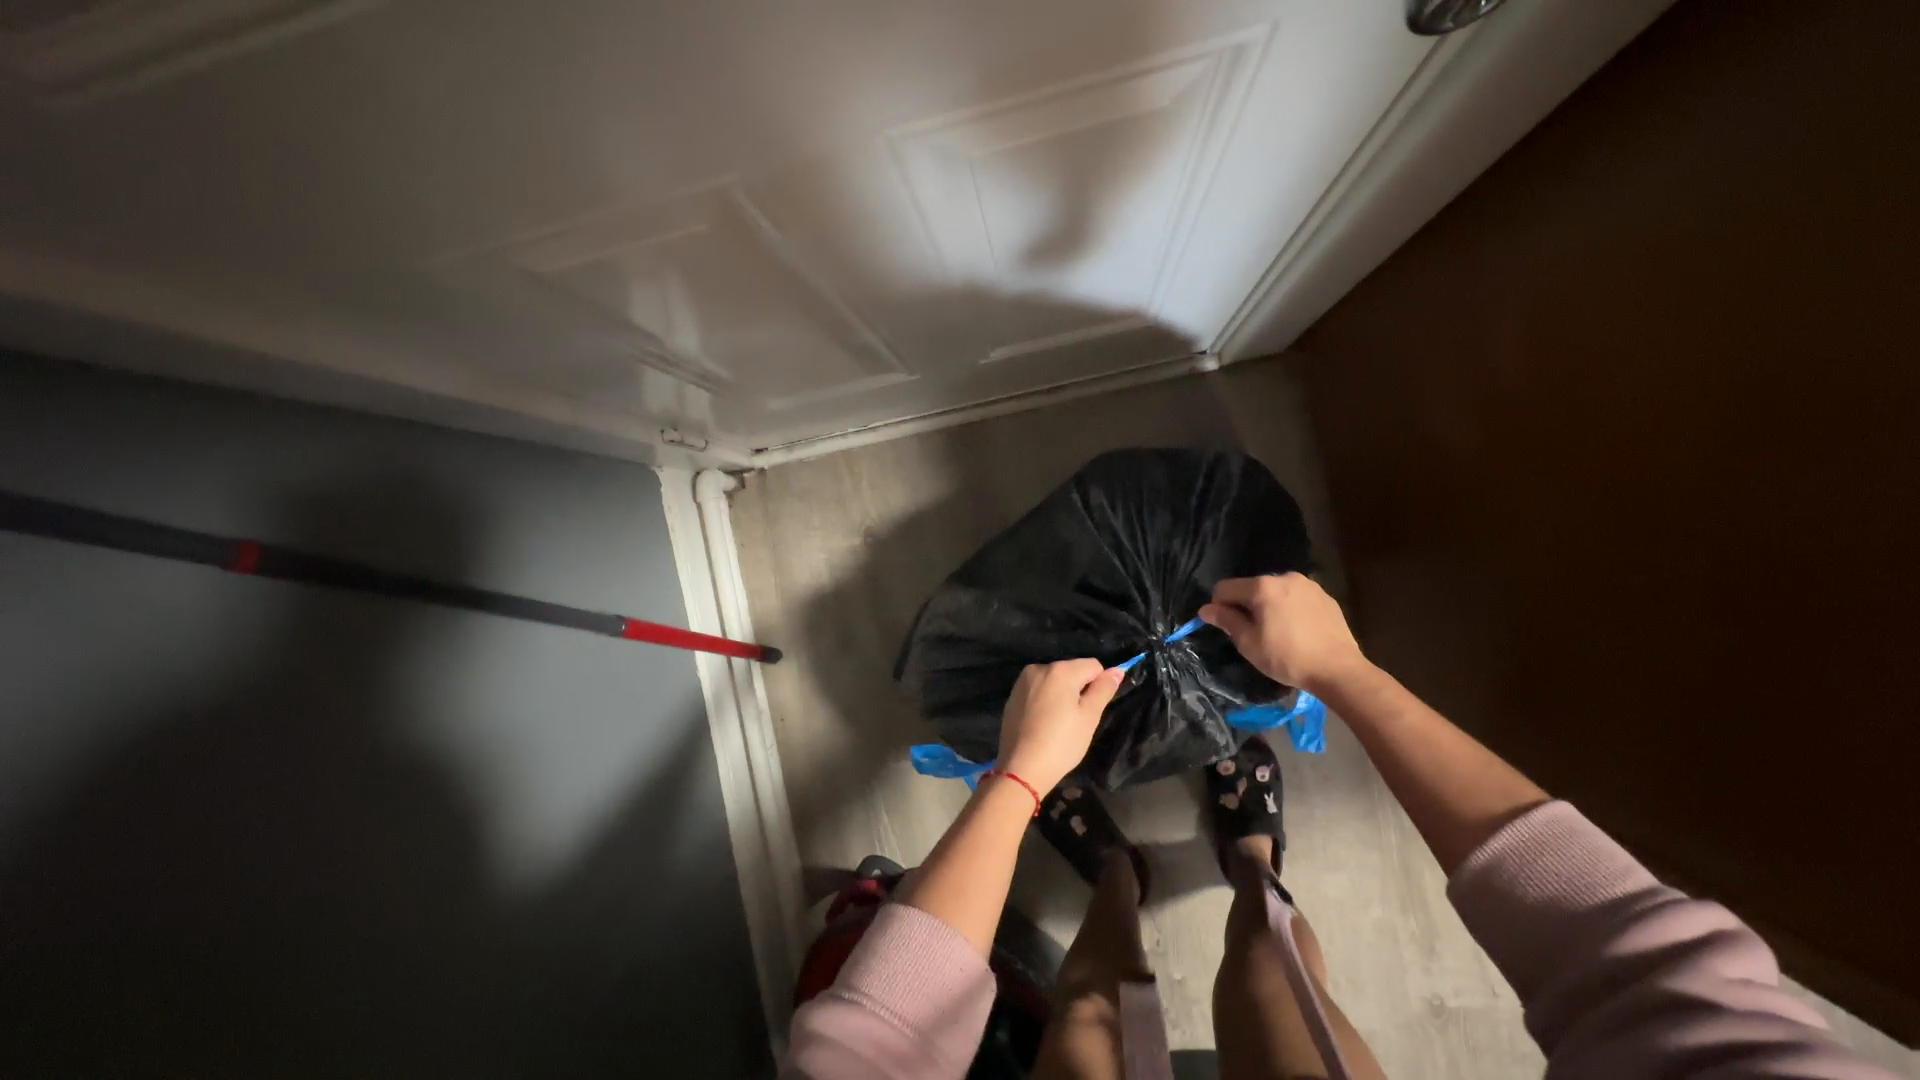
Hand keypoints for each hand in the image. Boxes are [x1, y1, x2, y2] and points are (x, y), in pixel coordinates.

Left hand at [997, 659, 1123, 791]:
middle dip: (1079, 689)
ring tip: (1059, 723)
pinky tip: (1043, 723)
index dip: (1099, 685)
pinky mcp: (1012, 696)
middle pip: (1071, 671)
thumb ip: (1103, 689)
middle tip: (1077, 719)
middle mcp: (1039, 668)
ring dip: (1061, 694)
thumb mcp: (1089, 717)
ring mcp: (1022, 682)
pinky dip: (1045, 701)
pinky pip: (1038, 691)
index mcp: (1060, 670)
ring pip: (1054, 681)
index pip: (1093, 665)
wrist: (1022, 768)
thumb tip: (1117, 670)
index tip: (1093, 709)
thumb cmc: (1061, 743)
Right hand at [1199, 573, 1368, 692]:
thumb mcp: (1249, 643)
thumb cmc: (1287, 658)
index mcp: (1262, 587)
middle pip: (1251, 587)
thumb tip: (1205, 609)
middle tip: (1253, 633)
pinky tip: (1298, 631)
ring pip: (1275, 592)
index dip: (1218, 606)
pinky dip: (1290, 609)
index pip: (1225, 588)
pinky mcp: (1325, 596)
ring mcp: (1308, 585)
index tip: (1226, 627)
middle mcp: (1285, 577)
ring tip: (1278, 633)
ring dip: (1269, 606)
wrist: (1338, 669)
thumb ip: (1226, 620)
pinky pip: (1296, 598)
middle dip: (1246, 606)